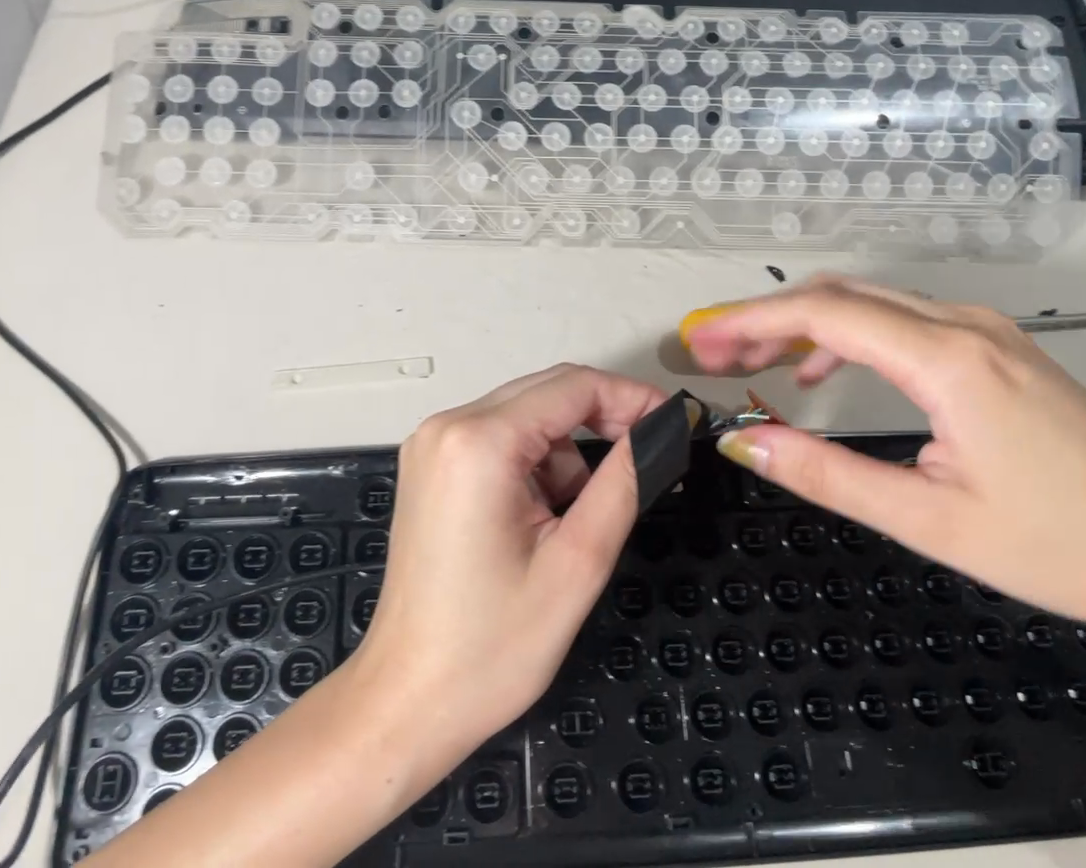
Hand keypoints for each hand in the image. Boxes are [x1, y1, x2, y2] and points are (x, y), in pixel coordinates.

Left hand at [351, 364, 668, 755]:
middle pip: (547, 393)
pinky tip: (540, 522)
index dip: (634, 397)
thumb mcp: (577, 563)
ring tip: (574, 523)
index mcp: (478, 443)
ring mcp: (431, 447)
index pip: (574, 386)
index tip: (676, 425)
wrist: (409, 699)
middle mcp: (446, 428)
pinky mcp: (430, 470)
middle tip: (650, 464)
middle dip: (604, 422)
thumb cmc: (491, 646)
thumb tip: (660, 430)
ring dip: (566, 455)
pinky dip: (534, 468)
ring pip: (526, 418)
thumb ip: (624, 482)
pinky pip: (499, 442)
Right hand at [686, 276, 1085, 649]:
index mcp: (950, 361)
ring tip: (752, 361)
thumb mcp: (929, 521)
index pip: (824, 313)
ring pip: (875, 304)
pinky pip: (908, 323)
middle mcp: (970, 329)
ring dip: (806, 324)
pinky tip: (826, 371)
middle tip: (711, 353)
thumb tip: (746, 443)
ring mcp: (993, 336)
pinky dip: (851, 336)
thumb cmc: (1065, 548)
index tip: (698, 342)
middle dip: (768, 317)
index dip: (749, 320)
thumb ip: (826, 475)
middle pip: (844, 295)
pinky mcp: (1004, 355)